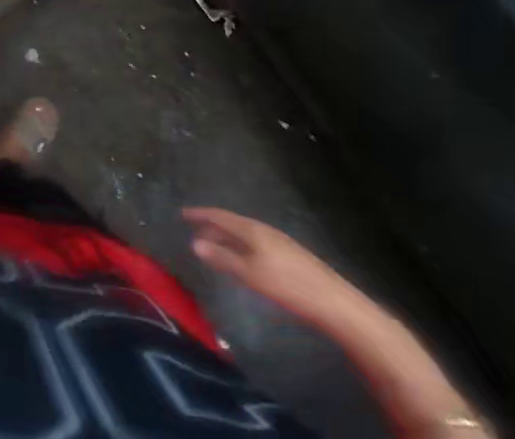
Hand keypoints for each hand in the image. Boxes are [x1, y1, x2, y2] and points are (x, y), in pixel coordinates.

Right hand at [184, 207, 354, 326]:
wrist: (331, 300)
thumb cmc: (287, 286)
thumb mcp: (250, 274)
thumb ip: (223, 258)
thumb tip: (195, 242)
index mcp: (253, 230)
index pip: (221, 216)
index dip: (201, 214)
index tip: (182, 214)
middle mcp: (264, 230)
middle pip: (232, 223)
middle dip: (212, 225)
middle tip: (193, 229)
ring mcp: (277, 241)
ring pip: (244, 233)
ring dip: (226, 236)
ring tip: (212, 243)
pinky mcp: (286, 254)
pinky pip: (254, 242)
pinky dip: (239, 244)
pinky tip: (240, 257)